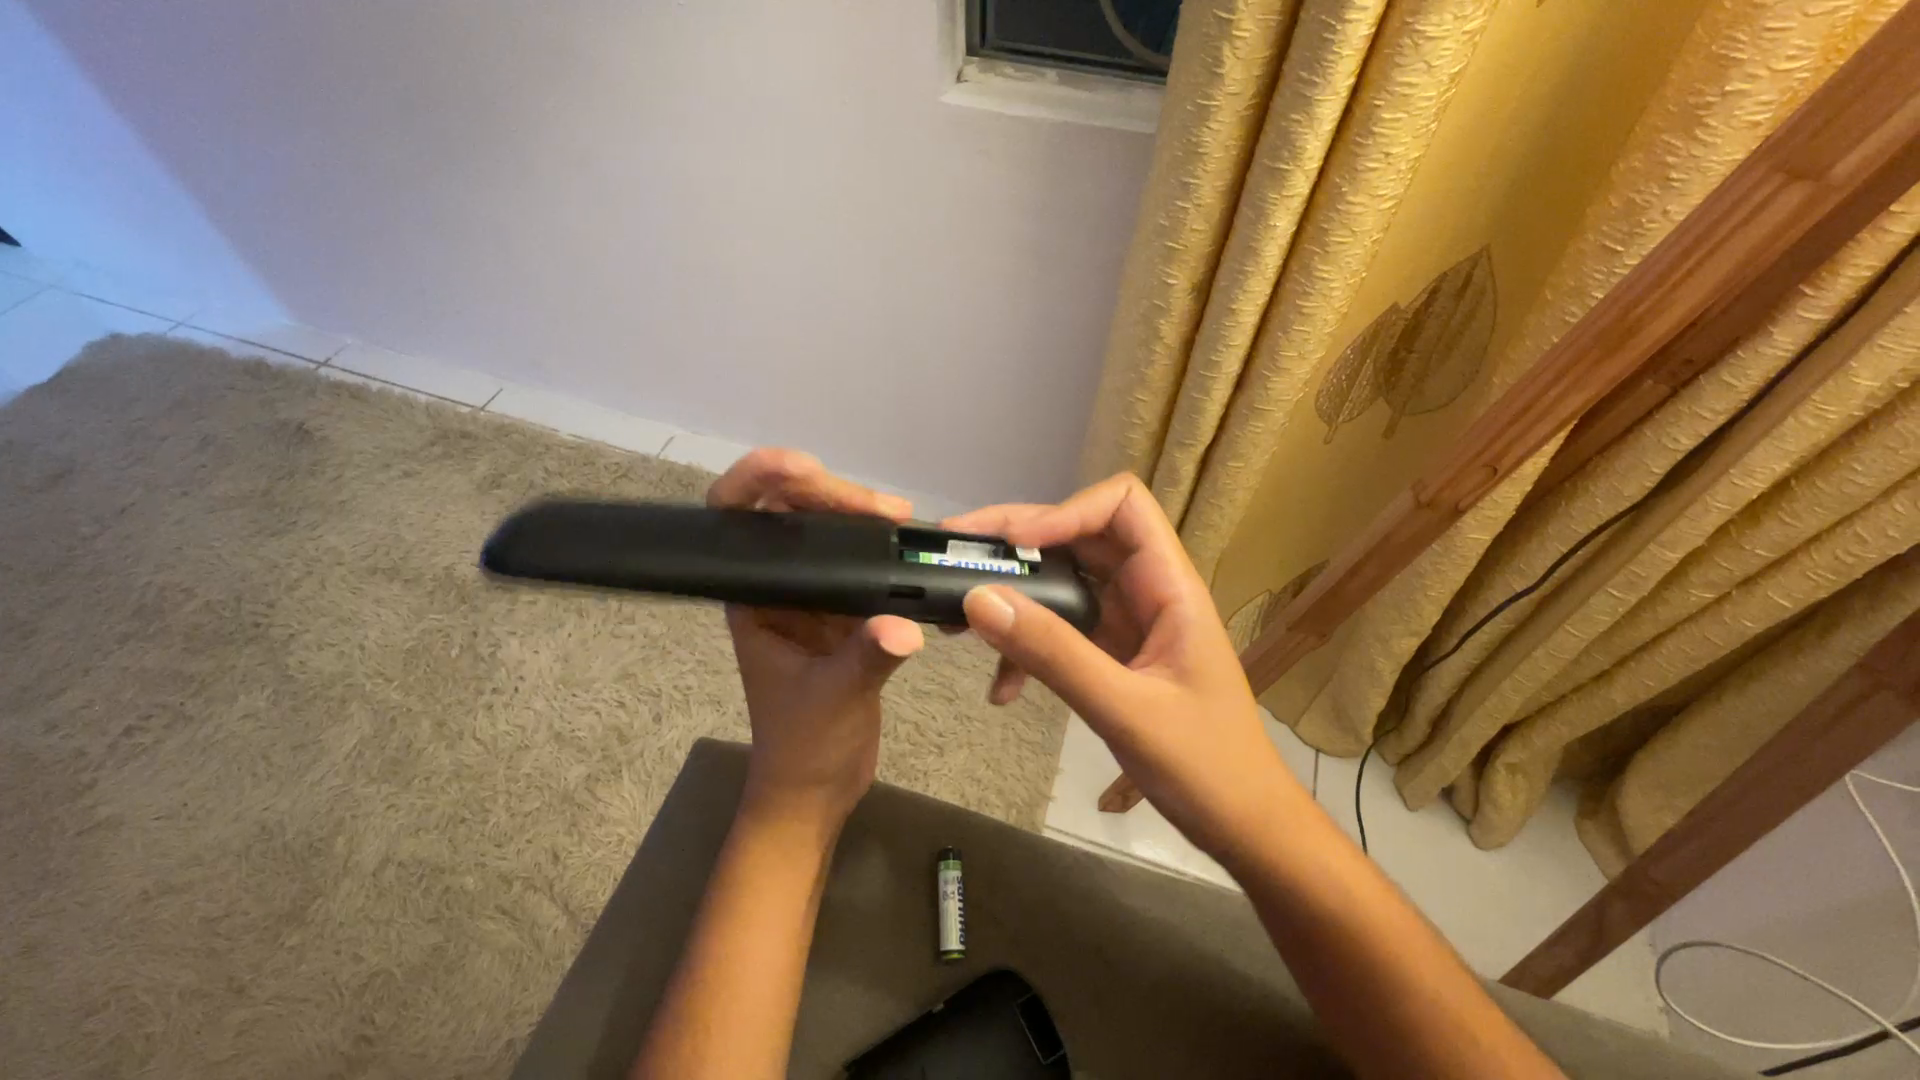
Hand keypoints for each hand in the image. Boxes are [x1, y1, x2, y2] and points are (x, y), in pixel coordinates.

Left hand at [709, 449, 924, 827]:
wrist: (818, 789)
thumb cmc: (803, 748)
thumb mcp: (833, 699)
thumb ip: (866, 658)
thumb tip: (904, 627)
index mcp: (752, 597)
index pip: (737, 519)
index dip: (759, 480)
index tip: (805, 468)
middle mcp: (778, 588)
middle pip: (792, 515)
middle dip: (831, 495)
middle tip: (883, 506)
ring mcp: (814, 599)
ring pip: (831, 534)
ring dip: (861, 516)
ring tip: (901, 518)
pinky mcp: (846, 614)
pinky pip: (865, 566)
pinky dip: (885, 551)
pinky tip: (912, 545)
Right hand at [943, 473, 1300, 865]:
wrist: (1241, 822)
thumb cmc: (1205, 766)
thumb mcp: (1124, 709)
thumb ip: (1054, 654)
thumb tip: (979, 599)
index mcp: (1169, 586)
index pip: (1122, 506)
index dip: (1065, 509)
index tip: (1012, 543)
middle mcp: (1147, 593)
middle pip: (1079, 538)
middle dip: (1017, 546)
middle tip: (955, 558)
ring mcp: (1128, 625)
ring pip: (1063, 586)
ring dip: (1014, 600)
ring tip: (957, 623)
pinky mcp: (1112, 657)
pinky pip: (1060, 633)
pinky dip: (1027, 650)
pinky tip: (1002, 690)